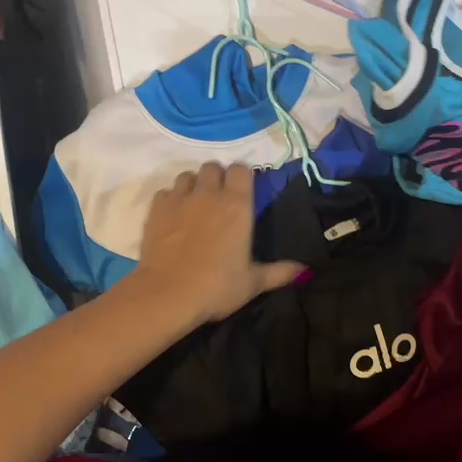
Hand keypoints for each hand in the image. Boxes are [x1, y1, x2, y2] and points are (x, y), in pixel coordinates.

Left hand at [127, 162, 306, 324]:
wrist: (168, 294)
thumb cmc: (216, 287)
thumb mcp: (252, 283)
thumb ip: (279, 272)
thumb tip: (306, 271)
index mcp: (237, 206)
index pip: (242, 169)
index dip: (242, 178)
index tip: (243, 193)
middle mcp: (209, 194)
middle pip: (213, 167)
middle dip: (217, 178)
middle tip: (219, 200)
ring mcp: (179, 199)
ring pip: (187, 175)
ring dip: (193, 186)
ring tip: (195, 206)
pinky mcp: (156, 209)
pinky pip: (165, 192)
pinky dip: (170, 200)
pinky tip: (173, 218)